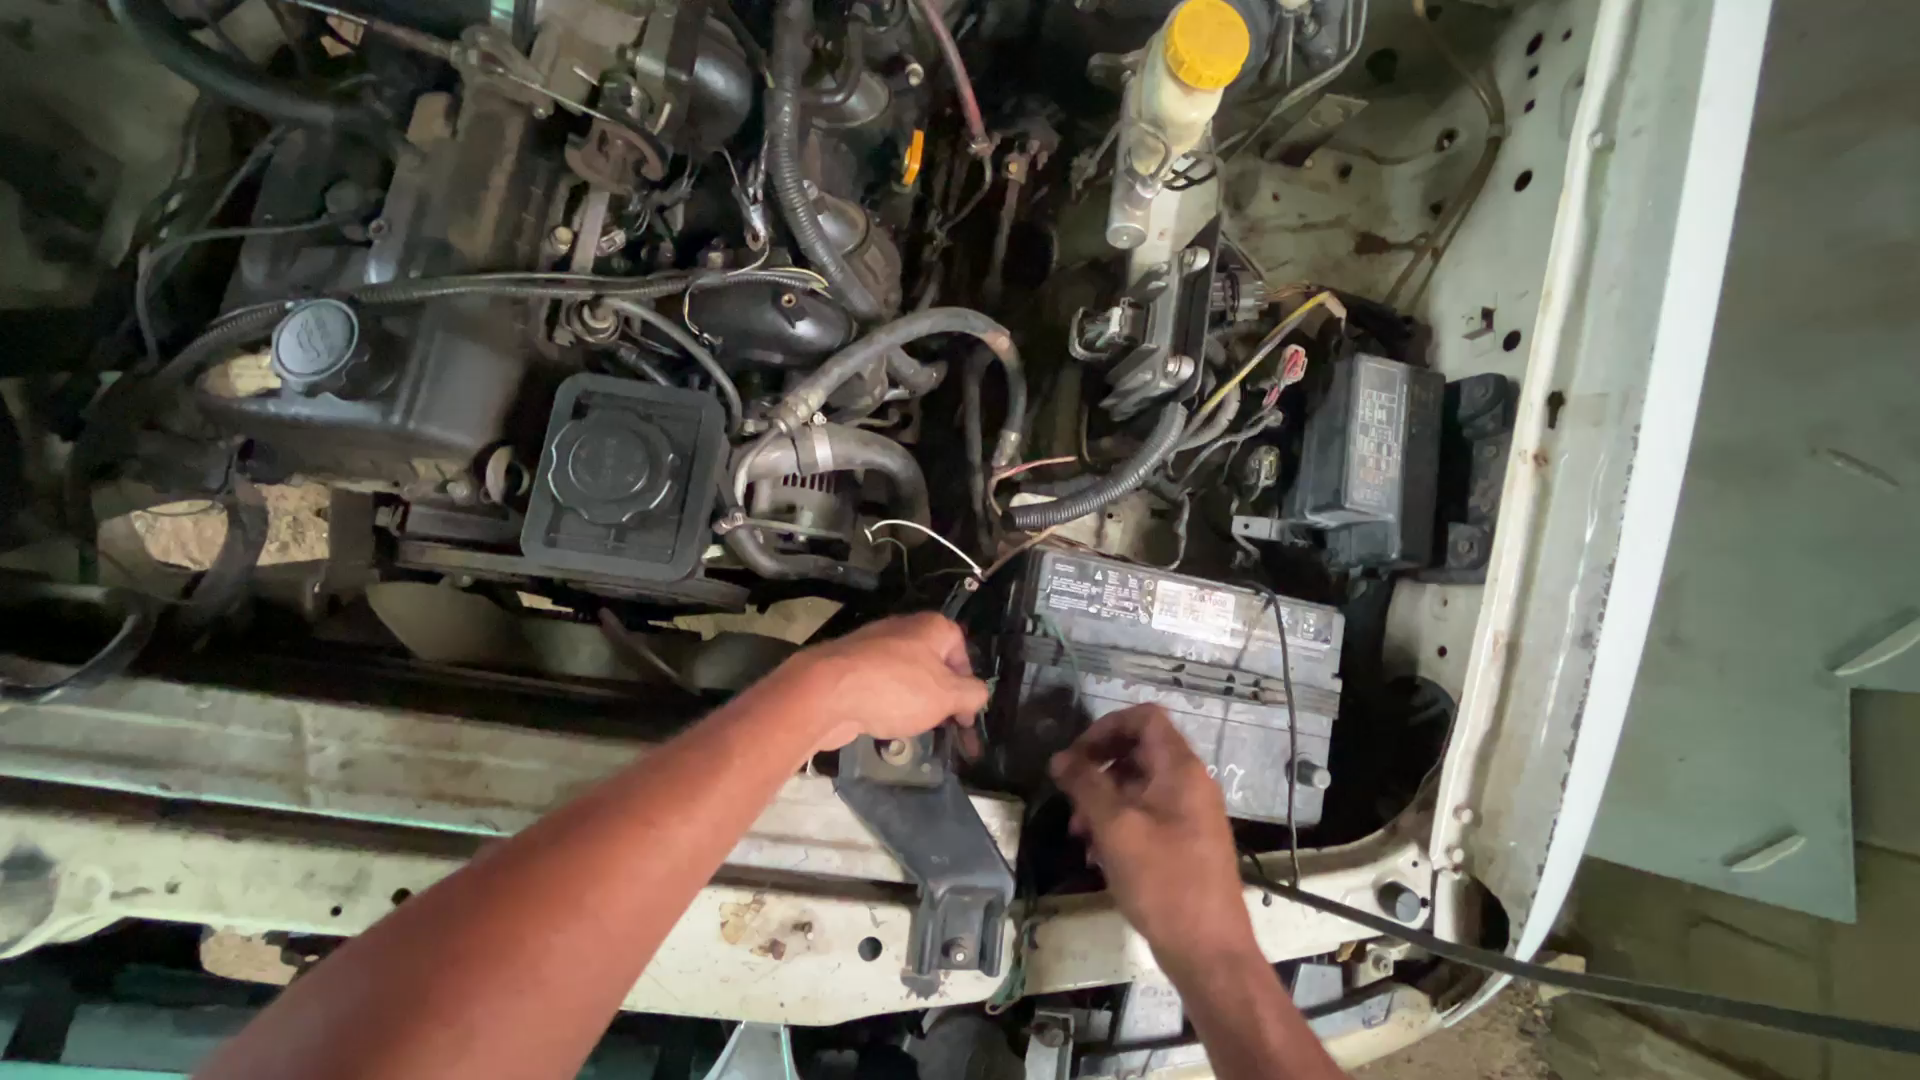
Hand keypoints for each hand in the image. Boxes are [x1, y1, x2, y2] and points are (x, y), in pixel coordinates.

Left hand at [765, 613, 988, 749]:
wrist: (826, 692)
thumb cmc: (896, 689)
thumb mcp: (947, 696)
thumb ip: (972, 694)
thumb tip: (979, 694)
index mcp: (931, 627)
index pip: (962, 651)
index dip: (967, 684)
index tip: (965, 715)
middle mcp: (903, 629)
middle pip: (933, 665)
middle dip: (941, 698)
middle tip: (943, 727)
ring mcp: (873, 646)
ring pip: (905, 678)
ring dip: (914, 704)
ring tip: (913, 730)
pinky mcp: (850, 667)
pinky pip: (879, 686)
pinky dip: (886, 704)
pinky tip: (884, 725)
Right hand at [1050, 705, 1257, 973]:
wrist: (1209, 951)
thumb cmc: (1163, 880)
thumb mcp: (1114, 827)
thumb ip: (1085, 784)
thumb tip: (1060, 758)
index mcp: (1180, 769)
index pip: (1144, 717)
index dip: (1106, 726)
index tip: (1077, 755)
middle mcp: (1190, 783)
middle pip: (1138, 751)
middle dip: (1098, 769)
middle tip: (1069, 796)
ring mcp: (1190, 814)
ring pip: (1138, 787)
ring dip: (1103, 801)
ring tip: (1077, 834)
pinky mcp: (1185, 843)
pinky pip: (1147, 816)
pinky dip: (1119, 825)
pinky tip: (1097, 856)